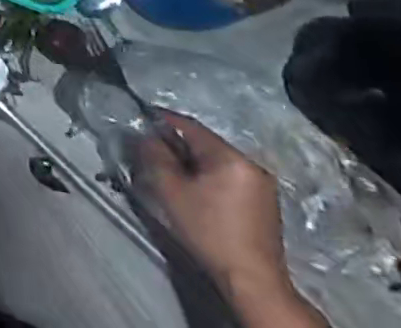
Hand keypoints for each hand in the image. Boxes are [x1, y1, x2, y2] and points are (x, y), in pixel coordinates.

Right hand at [138, 112, 305, 316]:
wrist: (252, 280)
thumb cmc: (208, 230)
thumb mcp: (170, 189)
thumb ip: (154, 154)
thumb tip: (145, 135)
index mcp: (231, 157)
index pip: (189, 126)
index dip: (160, 120)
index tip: (137, 120)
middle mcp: (251, 164)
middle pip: (203, 142)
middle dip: (174, 143)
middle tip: (149, 151)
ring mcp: (261, 184)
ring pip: (215, 160)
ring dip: (190, 160)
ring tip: (168, 171)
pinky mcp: (263, 202)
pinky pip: (227, 175)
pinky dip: (206, 175)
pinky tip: (192, 188)